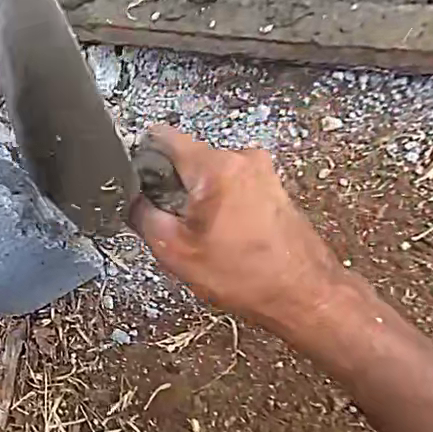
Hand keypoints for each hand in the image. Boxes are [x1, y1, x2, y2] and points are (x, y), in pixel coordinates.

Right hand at [128, 126, 353, 331]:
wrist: (302, 294)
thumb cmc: (245, 275)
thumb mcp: (172, 249)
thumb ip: (141, 214)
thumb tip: (130, 199)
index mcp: (215, 166)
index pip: (161, 137)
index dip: (139, 160)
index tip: (135, 187)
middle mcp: (242, 157)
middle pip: (184, 159)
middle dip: (169, 188)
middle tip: (170, 226)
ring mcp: (261, 170)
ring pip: (206, 175)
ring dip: (193, 199)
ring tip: (198, 236)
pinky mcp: (271, 186)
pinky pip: (228, 185)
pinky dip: (216, 205)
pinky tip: (219, 237)